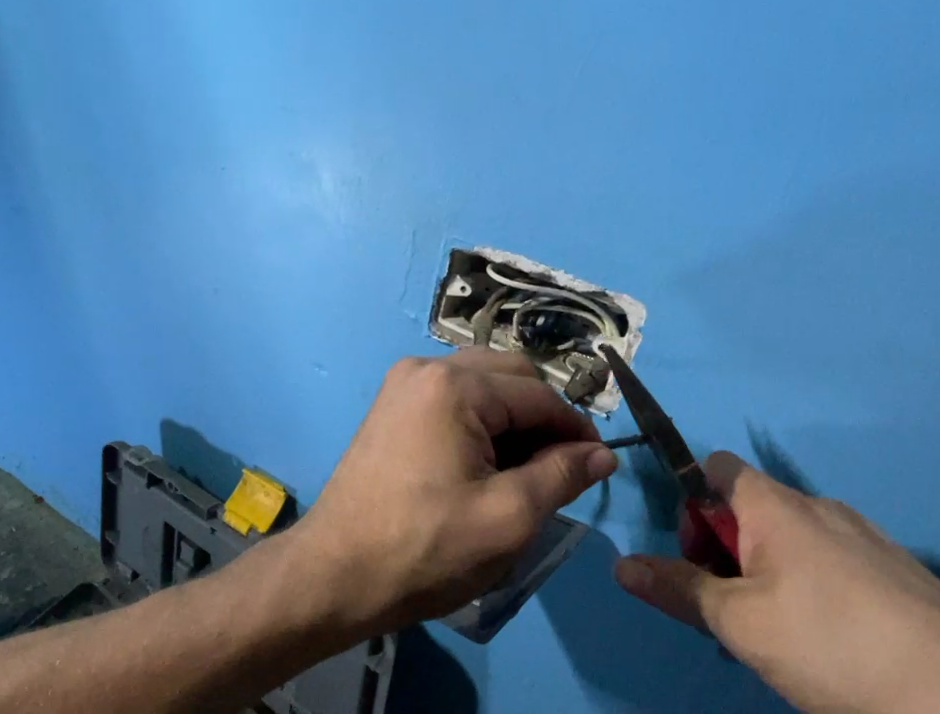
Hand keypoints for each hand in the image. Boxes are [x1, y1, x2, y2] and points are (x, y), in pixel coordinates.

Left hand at [288, 348, 617, 636]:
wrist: (337, 572)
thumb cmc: (426, 547)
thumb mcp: (508, 518)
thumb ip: (561, 476)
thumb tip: (602, 453)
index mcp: (453, 385)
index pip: (538, 394)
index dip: (576, 429)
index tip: (598, 466)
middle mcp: (425, 367)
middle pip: (509, 376)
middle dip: (543, 418)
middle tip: (561, 471)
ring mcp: (402, 384)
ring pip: (482, 384)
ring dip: (513, 418)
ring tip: (527, 472)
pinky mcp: (391, 406)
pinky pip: (453, 397)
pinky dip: (481, 421)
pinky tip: (488, 464)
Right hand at [615, 452, 939, 713]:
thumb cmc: (836, 647)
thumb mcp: (740, 625)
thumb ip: (679, 589)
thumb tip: (620, 565)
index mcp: (776, 505)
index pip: (714, 466)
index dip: (692, 505)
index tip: (699, 561)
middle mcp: (823, 508)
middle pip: (753, 511)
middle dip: (730, 556)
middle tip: (737, 619)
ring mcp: (872, 542)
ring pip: (797, 546)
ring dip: (773, 581)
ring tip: (787, 646)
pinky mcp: (909, 579)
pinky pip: (841, 571)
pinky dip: (821, 599)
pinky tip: (840, 655)